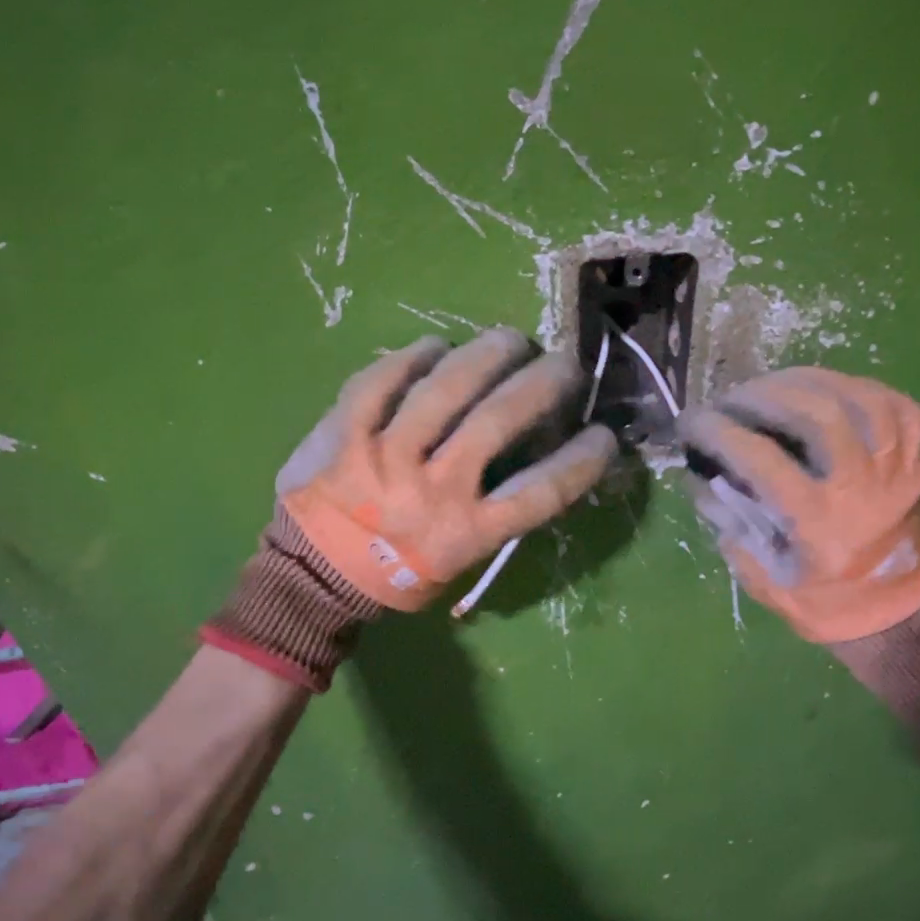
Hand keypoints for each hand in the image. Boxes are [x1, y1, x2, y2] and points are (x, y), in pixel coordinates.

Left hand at [278, 328, 617, 610]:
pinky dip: (412, 358)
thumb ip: (498, 510)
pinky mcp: (343, 435)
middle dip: (544, 382)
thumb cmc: (400, 571)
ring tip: (509, 341)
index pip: (543, 489)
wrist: (314, 579)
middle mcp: (433, 491)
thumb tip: (540, 454)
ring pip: (444, 389)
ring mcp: (384, 457)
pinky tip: (435, 347)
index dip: (583, 457)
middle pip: (500, 421)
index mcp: (468, 533)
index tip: (604, 432)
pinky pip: (381, 382)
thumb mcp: (462, 558)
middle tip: (562, 363)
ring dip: (487, 355)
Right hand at [678, 367, 919, 642]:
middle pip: (818, 414)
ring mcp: (895, 471)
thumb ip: (726, 519)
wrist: (891, 615)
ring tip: (772, 387)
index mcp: (818, 522)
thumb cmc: (816, 600)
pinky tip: (827, 391)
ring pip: (859, 399)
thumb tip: (697, 470)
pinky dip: (860, 390)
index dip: (718, 431)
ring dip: (808, 383)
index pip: (761, 459)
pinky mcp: (914, 462)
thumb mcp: (758, 572)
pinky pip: (896, 407)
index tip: (690, 422)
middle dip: (764, 395)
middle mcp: (860, 488)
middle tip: (731, 399)